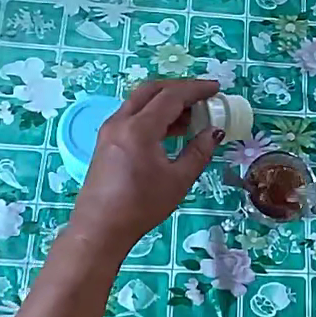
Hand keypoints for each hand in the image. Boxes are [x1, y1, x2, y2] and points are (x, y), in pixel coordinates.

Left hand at [65, 79, 222, 249]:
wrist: (100, 228)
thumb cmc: (141, 206)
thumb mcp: (178, 180)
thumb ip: (198, 152)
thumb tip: (214, 132)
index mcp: (139, 128)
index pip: (171, 96)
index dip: (196, 89)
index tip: (215, 88)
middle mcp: (121, 121)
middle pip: (151, 90)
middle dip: (178, 89)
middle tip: (202, 96)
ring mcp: (109, 130)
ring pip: (139, 102)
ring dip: (164, 102)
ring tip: (190, 116)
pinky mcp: (105, 141)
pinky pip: (131, 116)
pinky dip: (151, 114)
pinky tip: (168, 131)